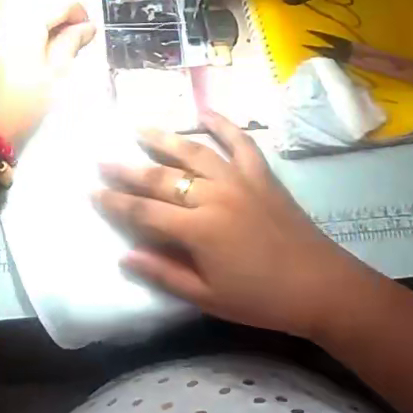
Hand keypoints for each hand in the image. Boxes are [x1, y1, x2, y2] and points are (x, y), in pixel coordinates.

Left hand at [0, 0, 96, 144]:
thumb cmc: (18, 99)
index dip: (78, 17)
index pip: (62, 1)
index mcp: (26, 8)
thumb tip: (87, 28)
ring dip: (21, 8)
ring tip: (27, 37)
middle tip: (55, 38)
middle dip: (47, 10)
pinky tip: (2, 38)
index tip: (83, 35)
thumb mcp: (53, 72)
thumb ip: (70, 42)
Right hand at [95, 112, 382, 340]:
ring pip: (195, 152)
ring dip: (165, 139)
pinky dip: (222, 125)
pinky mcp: (263, 176)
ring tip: (140, 129)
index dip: (114, 202)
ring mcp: (241, 181)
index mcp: (197, 230)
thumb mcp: (208, 297)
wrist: (320, 285)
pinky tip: (204, 112)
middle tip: (104, 160)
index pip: (144, 212)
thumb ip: (164, 273)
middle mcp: (214, 196)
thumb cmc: (261, 300)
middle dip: (129, 169)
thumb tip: (125, 256)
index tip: (92, 190)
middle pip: (163, 178)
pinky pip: (241, 142)